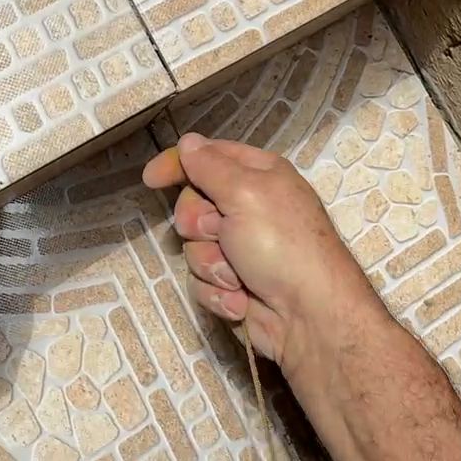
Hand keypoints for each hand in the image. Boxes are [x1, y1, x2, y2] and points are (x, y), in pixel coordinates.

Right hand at [145, 133, 460, 460]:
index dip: (177, 164)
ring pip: (194, 246)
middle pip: (193, 203)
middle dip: (198, 223)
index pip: (207, 157)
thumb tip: (188, 141)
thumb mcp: (245, 192)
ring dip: (211, 263)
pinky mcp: (234, 285)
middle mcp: (249, 206)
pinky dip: (218, 292)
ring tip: (238, 276)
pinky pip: (202, 280)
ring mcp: (241, 248)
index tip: (151, 179)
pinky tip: (242, 300)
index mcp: (258, 174)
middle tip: (217, 232)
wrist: (310, 320)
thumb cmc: (282, 244)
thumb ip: (209, 165)